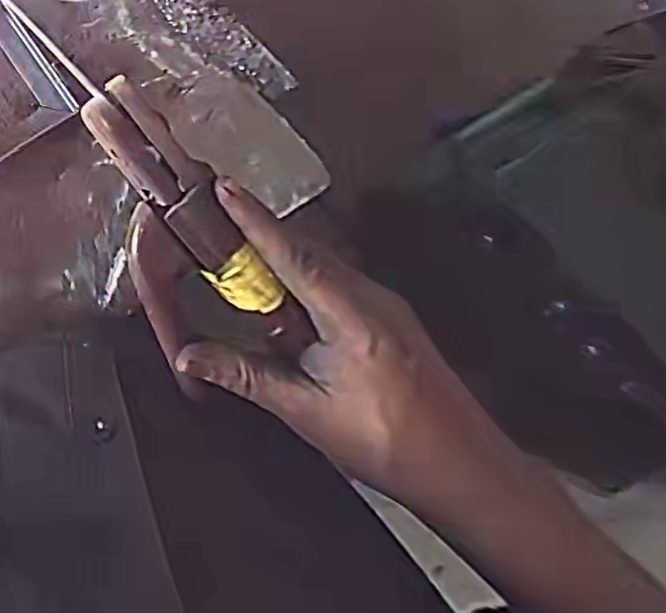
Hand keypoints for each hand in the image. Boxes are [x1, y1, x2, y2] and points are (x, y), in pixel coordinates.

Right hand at [131, 181, 665, 612]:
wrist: (476, 478)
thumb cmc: (399, 449)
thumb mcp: (307, 413)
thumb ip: (244, 376)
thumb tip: (188, 358)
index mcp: (355, 321)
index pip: (293, 255)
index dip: (254, 219)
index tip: (225, 188)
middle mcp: (374, 301)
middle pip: (305, 247)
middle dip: (259, 223)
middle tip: (220, 203)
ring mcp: (385, 305)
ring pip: (321, 258)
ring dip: (278, 245)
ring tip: (239, 238)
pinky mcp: (388, 315)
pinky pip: (334, 275)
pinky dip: (299, 266)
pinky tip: (281, 282)